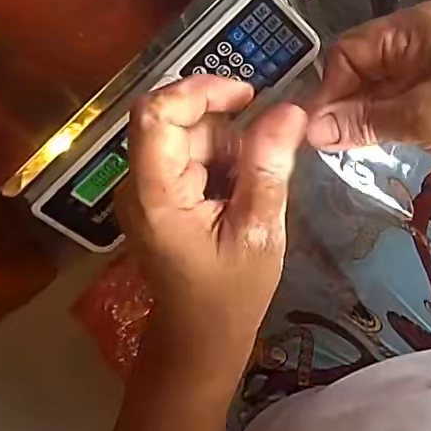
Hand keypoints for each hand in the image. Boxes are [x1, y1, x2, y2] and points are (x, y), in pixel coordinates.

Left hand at [116, 76, 306, 374]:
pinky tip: (241, 195)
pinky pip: (192, 156)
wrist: (199, 338)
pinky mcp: (160, 194)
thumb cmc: (230, 295)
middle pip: (178, 122)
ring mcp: (147, 188)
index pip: (156, 114)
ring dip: (230, 149)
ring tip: (254, 192)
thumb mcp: (259, 231)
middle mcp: (140, 183)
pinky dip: (223, 163)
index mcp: (156, 194)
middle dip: (227, 129)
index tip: (248, 95)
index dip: (199, 91)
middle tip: (267, 157)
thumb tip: (289, 109)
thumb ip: (269, 167)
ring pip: (190, 137)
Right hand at [302, 2, 430, 181]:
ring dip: (362, 118)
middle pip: (361, 68)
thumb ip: (363, 120)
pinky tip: (372, 147)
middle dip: (343, 104)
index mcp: (414, 28)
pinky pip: (400, 104)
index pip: (348, 50)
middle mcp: (420, 39)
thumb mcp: (423, 117)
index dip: (328, 88)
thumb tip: (310, 130)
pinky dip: (385, 124)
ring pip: (379, 89)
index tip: (313, 132)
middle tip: (325, 149)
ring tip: (343, 153)